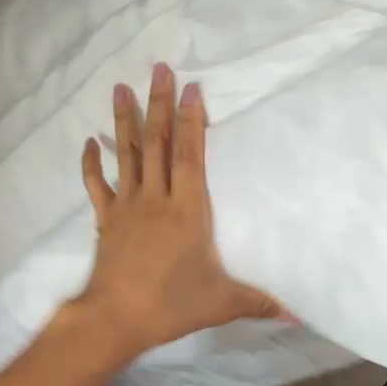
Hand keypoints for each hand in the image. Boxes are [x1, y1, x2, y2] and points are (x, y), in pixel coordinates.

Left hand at [69, 63, 290, 356]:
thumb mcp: (222, 302)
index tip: (191, 86)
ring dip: (124, 120)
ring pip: (126, 154)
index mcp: (187, 210)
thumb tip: (297, 315)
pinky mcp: (106, 219)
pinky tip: (89, 141)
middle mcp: (155, 198)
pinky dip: (91, 162)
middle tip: (157, 68)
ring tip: (120, 87)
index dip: (191, 119)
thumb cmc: (172, 305)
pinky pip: (96, 184)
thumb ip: (259, 302)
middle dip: (158, 103)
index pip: (190, 154)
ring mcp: (127, 206)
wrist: (116, 317)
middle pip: (157, 143)